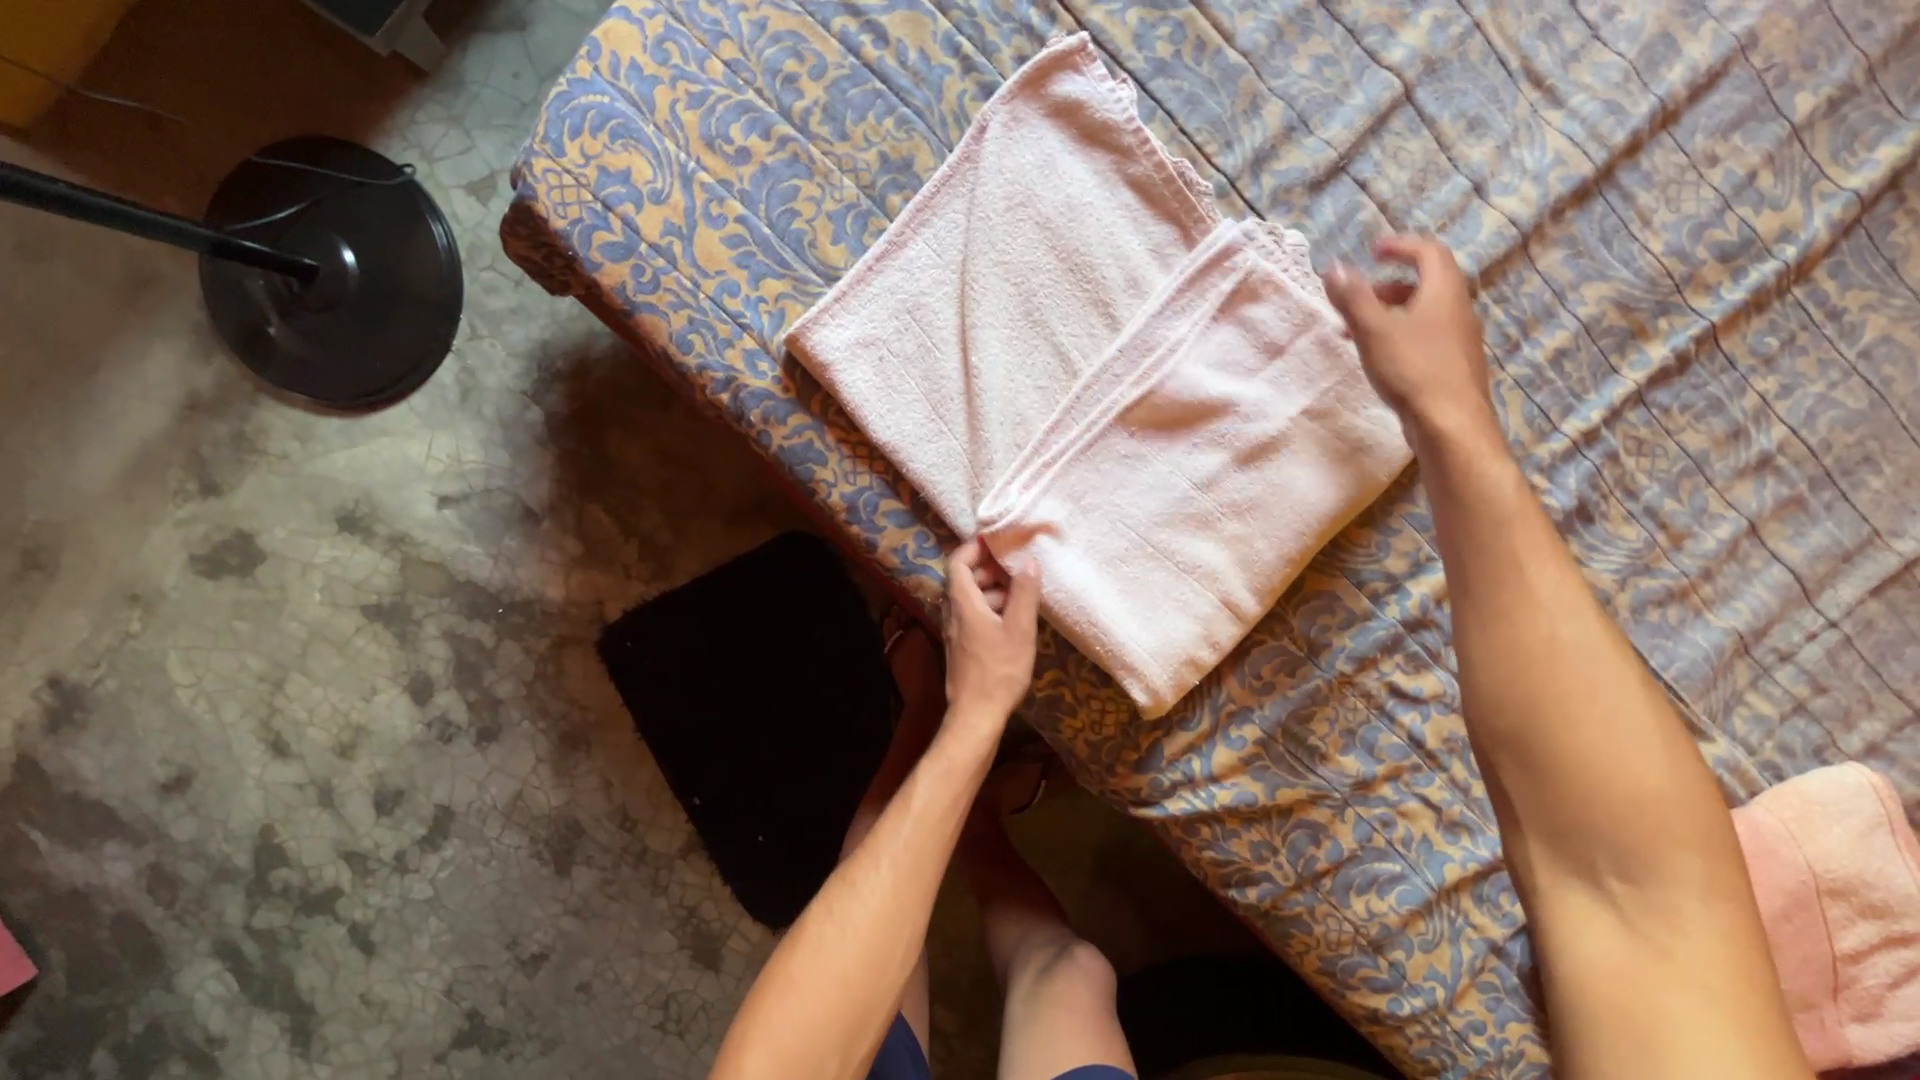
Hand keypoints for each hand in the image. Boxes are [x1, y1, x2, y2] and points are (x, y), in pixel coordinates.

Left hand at [941, 540, 1040, 733]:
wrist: (976, 714)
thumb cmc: (999, 670)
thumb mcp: (1019, 629)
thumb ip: (1024, 593)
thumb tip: (1029, 561)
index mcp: (962, 603)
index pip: (958, 562)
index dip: (975, 547)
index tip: (998, 541)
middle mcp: (953, 613)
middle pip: (963, 578)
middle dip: (989, 568)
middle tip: (1015, 566)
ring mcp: (955, 631)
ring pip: (970, 599)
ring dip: (993, 590)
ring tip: (1021, 593)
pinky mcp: (961, 647)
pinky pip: (972, 616)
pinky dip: (991, 609)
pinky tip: (1013, 620)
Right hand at [1322, 234, 1499, 450]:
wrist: (1450, 423)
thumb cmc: (1412, 369)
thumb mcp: (1373, 330)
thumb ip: (1353, 298)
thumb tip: (1334, 266)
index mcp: (1443, 291)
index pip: (1428, 252)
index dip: (1401, 246)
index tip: (1373, 251)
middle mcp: (1458, 309)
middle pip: (1426, 283)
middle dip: (1388, 286)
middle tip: (1358, 298)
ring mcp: (1460, 339)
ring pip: (1425, 313)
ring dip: (1391, 313)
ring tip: (1359, 332)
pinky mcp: (1455, 365)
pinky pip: (1427, 336)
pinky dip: (1402, 334)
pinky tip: (1382, 358)